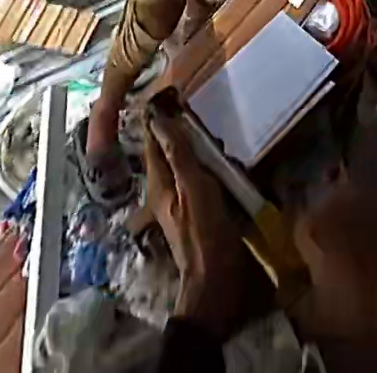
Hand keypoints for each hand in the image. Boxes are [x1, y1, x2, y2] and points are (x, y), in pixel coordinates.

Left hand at [145, 112, 259, 334]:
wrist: (217, 283)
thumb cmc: (205, 233)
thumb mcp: (194, 187)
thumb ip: (179, 152)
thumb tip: (159, 117)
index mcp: (159, 180)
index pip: (152, 138)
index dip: (158, 115)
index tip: (171, 92)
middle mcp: (165, 188)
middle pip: (169, 149)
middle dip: (180, 128)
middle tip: (194, 108)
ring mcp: (181, 200)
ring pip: (184, 162)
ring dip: (196, 145)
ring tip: (211, 130)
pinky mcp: (198, 210)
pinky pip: (199, 176)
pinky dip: (208, 163)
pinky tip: (223, 161)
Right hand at [292, 179, 376, 363]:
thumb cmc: (366, 310)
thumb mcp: (319, 317)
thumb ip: (290, 298)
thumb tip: (281, 286)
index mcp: (311, 226)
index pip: (291, 229)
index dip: (297, 250)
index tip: (304, 268)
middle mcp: (333, 202)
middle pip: (315, 213)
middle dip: (319, 233)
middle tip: (329, 262)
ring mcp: (362, 198)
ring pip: (340, 208)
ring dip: (341, 224)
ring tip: (353, 253)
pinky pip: (364, 209)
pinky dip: (363, 223)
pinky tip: (372, 247)